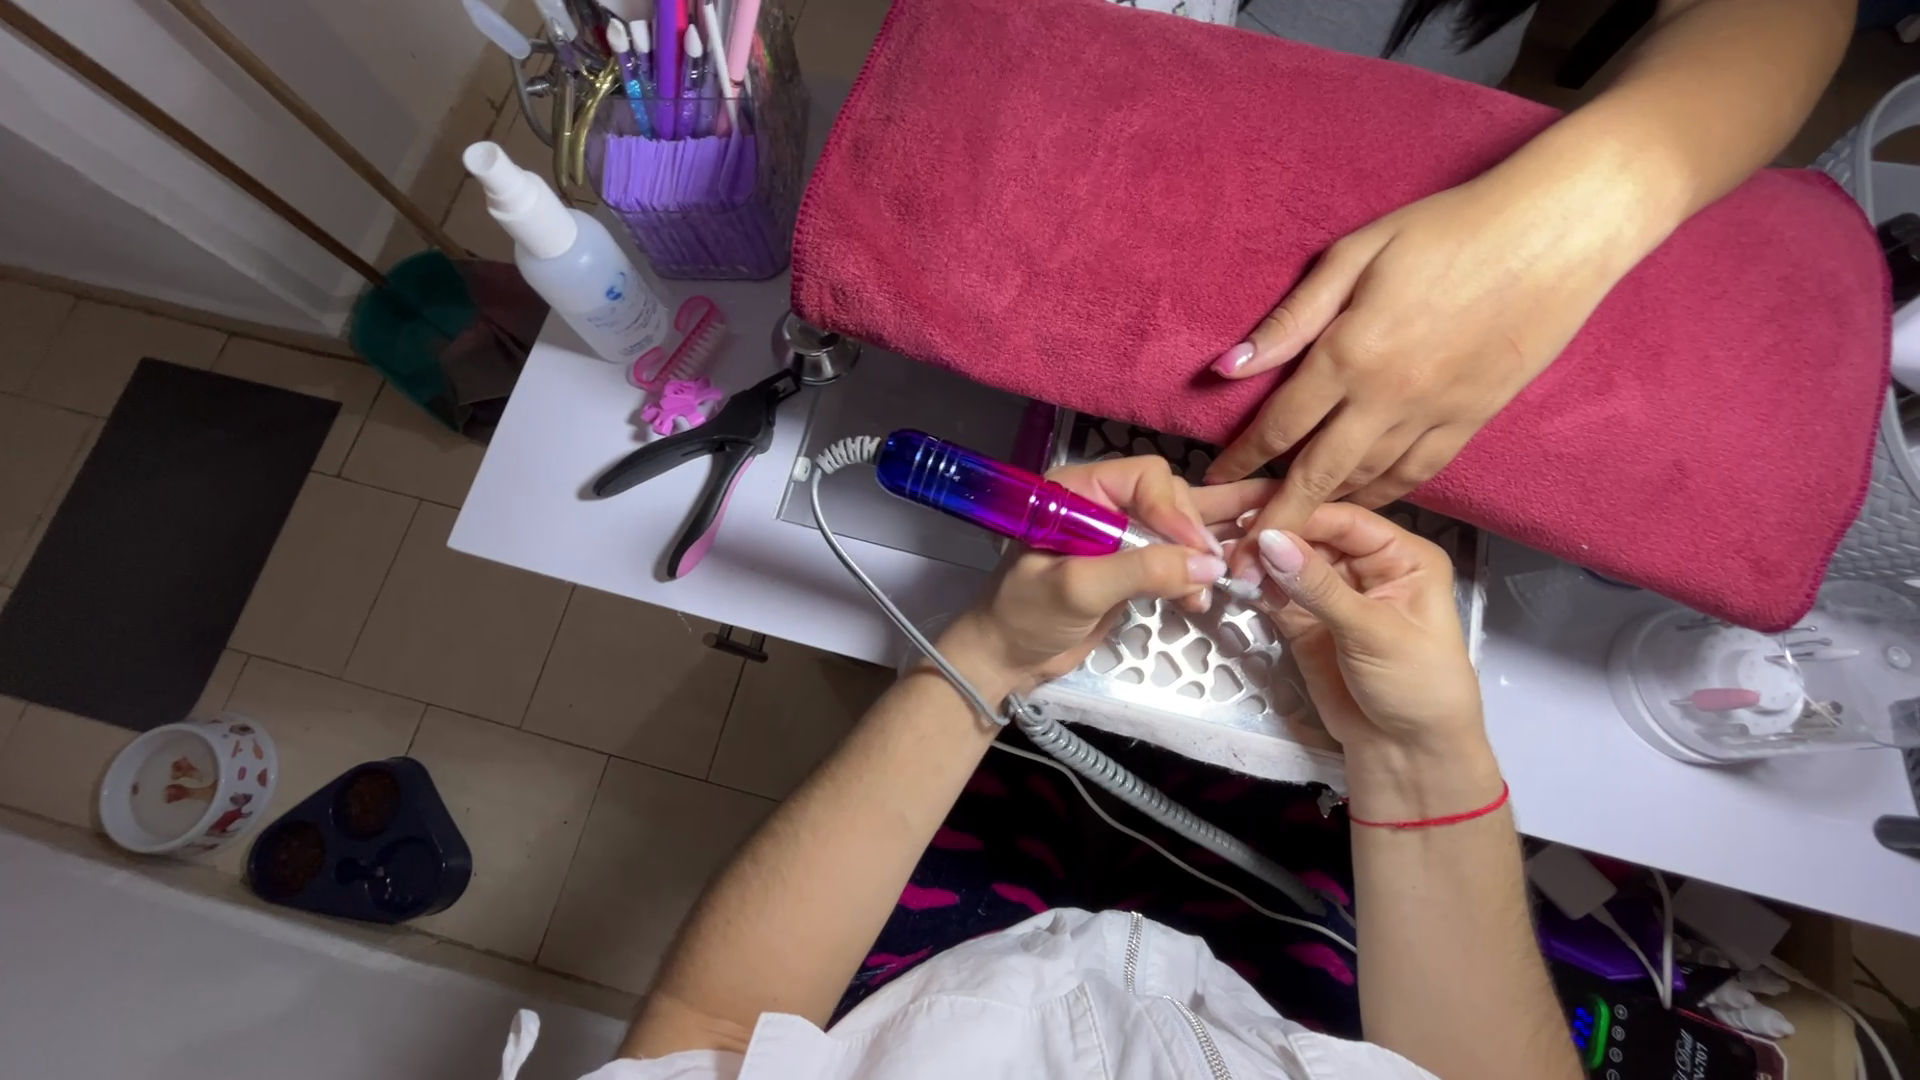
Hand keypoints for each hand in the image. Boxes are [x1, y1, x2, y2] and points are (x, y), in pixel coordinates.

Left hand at [939, 457, 1271, 695]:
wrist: (1008, 657)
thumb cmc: (1026, 616)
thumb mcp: (1079, 589)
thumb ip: (1140, 571)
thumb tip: (1208, 564)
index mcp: (1078, 490)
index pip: (1144, 477)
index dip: (1174, 510)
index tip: (1193, 552)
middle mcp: (1102, 503)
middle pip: (1169, 498)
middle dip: (1192, 535)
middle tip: (1208, 576)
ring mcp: (1119, 534)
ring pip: (1178, 524)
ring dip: (1202, 550)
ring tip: (1221, 582)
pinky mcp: (1131, 564)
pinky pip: (1174, 554)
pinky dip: (1196, 567)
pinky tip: (1211, 587)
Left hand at [1206, 164, 1665, 579]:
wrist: (1564, 226)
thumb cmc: (1448, 229)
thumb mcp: (1354, 256)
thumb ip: (1290, 320)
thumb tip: (1228, 367)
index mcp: (1349, 356)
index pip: (1278, 426)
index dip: (1242, 460)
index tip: (1215, 484)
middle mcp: (1386, 398)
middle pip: (1317, 473)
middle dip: (1276, 515)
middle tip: (1246, 553)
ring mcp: (1434, 414)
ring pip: (1366, 479)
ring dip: (1324, 509)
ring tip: (1291, 532)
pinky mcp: (1474, 419)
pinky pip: (1418, 472)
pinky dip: (1382, 495)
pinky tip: (1359, 505)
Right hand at [1250, 503, 1482, 759]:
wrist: (1404, 752)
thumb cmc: (1415, 686)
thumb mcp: (1373, 631)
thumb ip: (1318, 585)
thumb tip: (1268, 539)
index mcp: (1400, 556)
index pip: (1341, 520)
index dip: (1298, 517)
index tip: (1253, 524)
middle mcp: (1365, 565)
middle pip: (1309, 535)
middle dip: (1271, 539)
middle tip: (1231, 548)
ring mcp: (1331, 591)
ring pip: (1287, 561)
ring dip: (1257, 562)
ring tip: (1228, 566)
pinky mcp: (1303, 617)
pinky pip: (1274, 590)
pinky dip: (1255, 586)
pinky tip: (1235, 583)